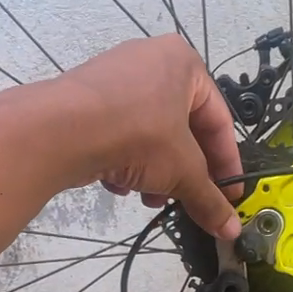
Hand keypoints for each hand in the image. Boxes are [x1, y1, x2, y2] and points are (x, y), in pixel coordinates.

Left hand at [56, 36, 243, 239]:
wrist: (61, 130)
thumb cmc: (137, 134)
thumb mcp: (182, 171)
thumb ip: (209, 200)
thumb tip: (231, 229)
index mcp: (184, 63)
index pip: (218, 120)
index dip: (227, 164)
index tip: (229, 195)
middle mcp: (151, 62)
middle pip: (182, 129)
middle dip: (185, 172)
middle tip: (188, 201)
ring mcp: (116, 80)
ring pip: (150, 135)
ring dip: (156, 173)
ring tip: (151, 199)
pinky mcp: (88, 101)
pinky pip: (120, 134)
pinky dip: (126, 163)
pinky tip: (120, 186)